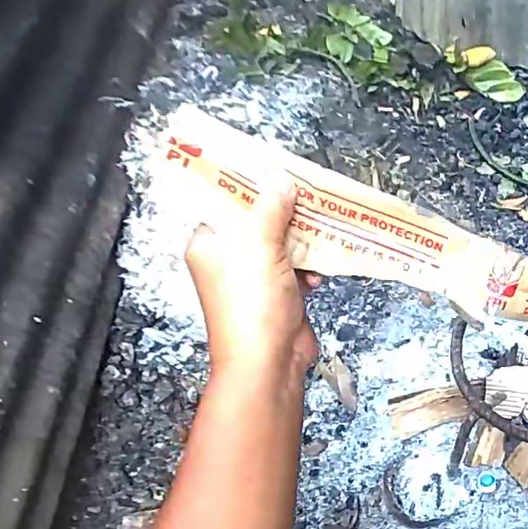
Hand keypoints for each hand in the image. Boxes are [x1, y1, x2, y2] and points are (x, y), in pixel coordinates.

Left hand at [184, 168, 318, 379]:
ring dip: (303, 241)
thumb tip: (280, 181)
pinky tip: (316, 272)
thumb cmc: (250, 308)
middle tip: (306, 195)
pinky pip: (297, 268)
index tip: (272, 166)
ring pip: (283, 244)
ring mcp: (256, 278)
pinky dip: (309, 267)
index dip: (249, 182)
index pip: (225, 200)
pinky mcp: (280, 294)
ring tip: (318, 234)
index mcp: (210, 243)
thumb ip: (271, 207)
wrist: (268, 362)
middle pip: (259, 220)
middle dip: (285, 211)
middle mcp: (230, 259)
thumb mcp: (258, 244)